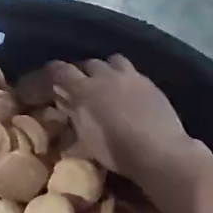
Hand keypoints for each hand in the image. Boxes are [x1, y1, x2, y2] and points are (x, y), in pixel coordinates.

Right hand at [53, 56, 199, 182]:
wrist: (159, 151)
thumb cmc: (117, 152)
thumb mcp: (86, 143)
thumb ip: (74, 122)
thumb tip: (66, 113)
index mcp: (85, 90)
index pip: (61, 70)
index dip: (54, 73)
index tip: (52, 81)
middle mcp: (106, 76)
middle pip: (88, 63)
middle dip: (82, 73)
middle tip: (81, 88)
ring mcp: (131, 77)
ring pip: (113, 61)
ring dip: (106, 70)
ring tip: (107, 84)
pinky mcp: (150, 83)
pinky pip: (133, 72)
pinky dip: (126, 79)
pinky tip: (130, 94)